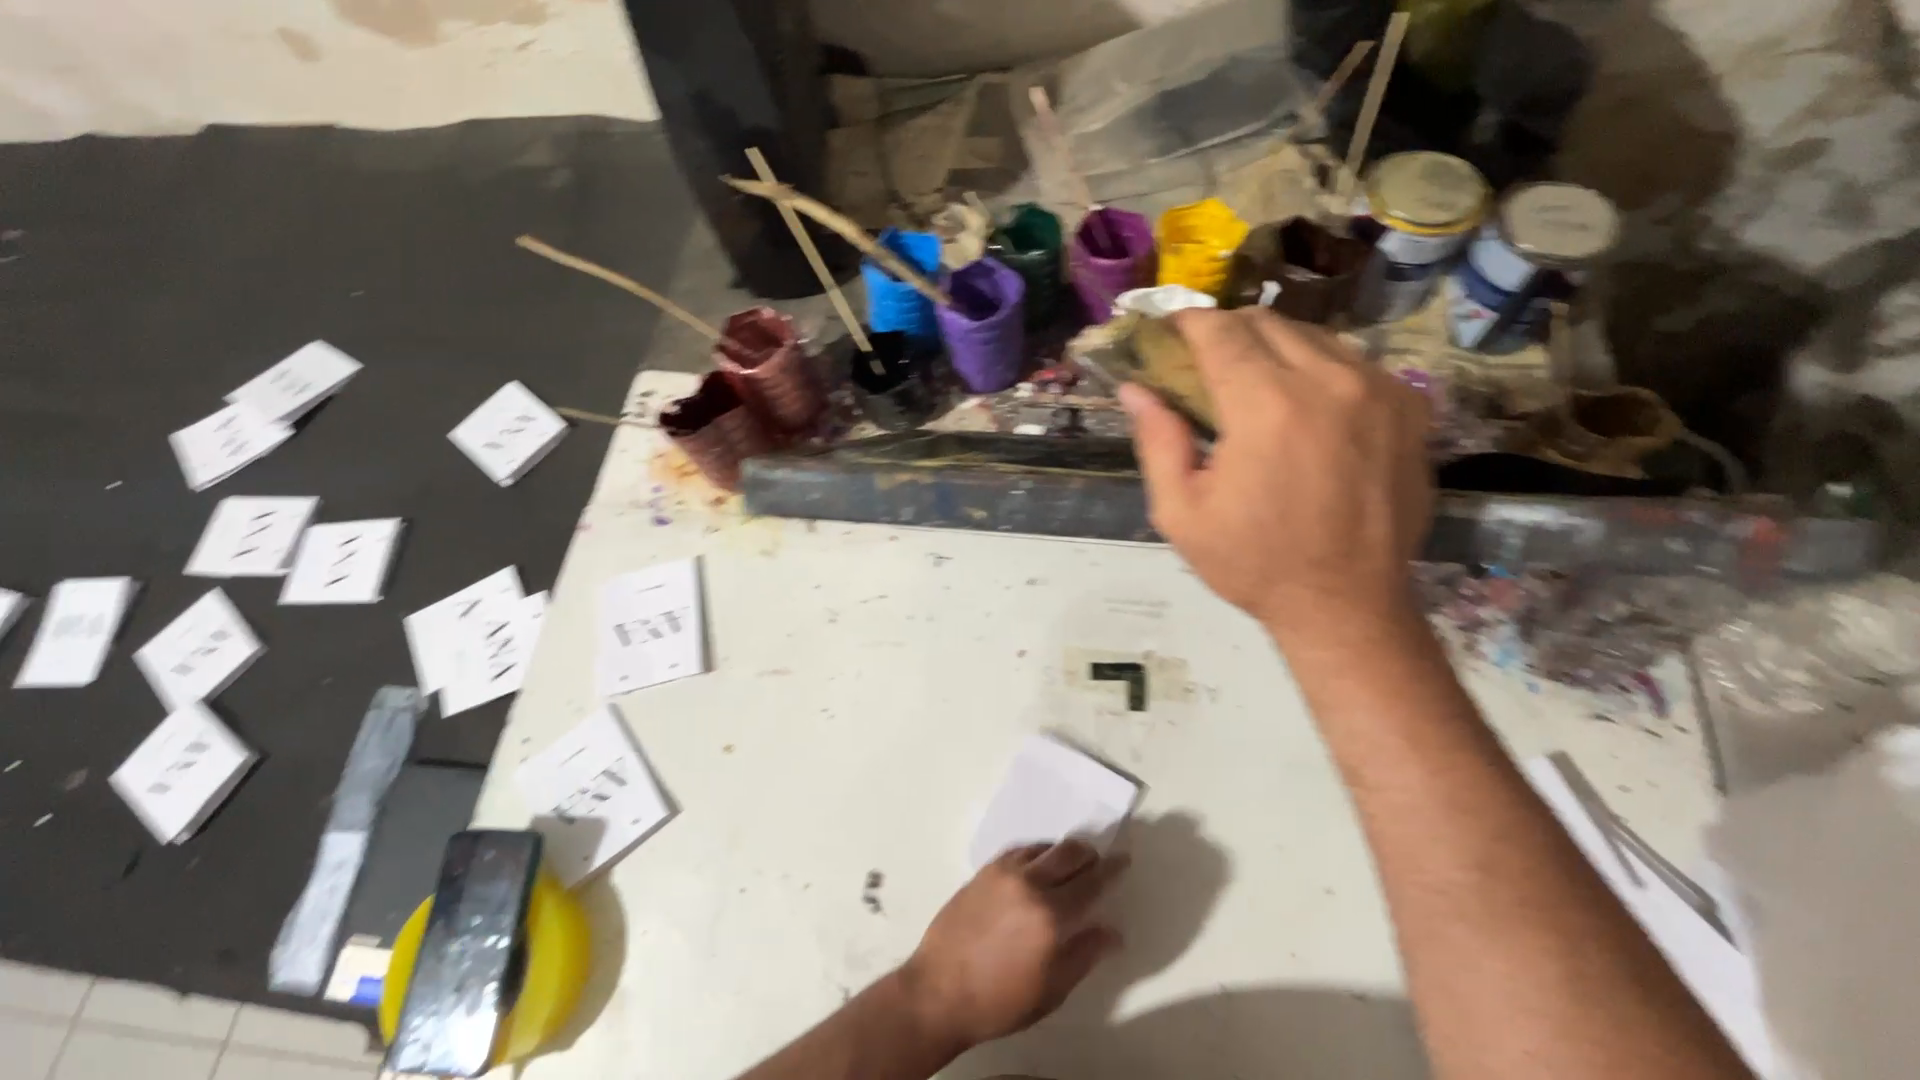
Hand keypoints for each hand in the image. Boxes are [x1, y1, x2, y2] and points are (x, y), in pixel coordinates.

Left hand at [897, 840, 1127, 1048]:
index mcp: (1052, 917)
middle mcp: (1030, 885)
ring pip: (1043, 847)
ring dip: (1062, 851)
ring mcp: (1003, 874)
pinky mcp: (983, 872)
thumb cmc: (1000, 1001)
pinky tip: (1038, 864)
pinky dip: (1035, 852)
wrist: (939, 991)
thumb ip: (1085, 955)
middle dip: (1090, 854)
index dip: (1112, 870)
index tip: (1124, 861)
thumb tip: (1113, 932)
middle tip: (1099, 862)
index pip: (1092, 883)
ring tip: (1070, 864)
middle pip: (1069, 854)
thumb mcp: (1052, 990)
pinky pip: (1018, 851)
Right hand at [1119, 308, 1432, 639]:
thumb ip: (1158, 441)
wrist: (1348, 605)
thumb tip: (1136, 388)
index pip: (1220, 331)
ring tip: (1256, 384)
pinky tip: (1307, 407)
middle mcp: (1328, 381)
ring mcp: (1379, 389)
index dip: (1187, 323)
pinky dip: (1322, 370)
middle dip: (1228, 331)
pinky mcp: (1410, 407)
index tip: (1169, 331)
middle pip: (1267, 321)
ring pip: (1314, 336)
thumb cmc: (1254, 564)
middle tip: (1206, 362)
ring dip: (1275, 348)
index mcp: (1266, 406)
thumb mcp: (1182, 513)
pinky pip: (1355, 362)